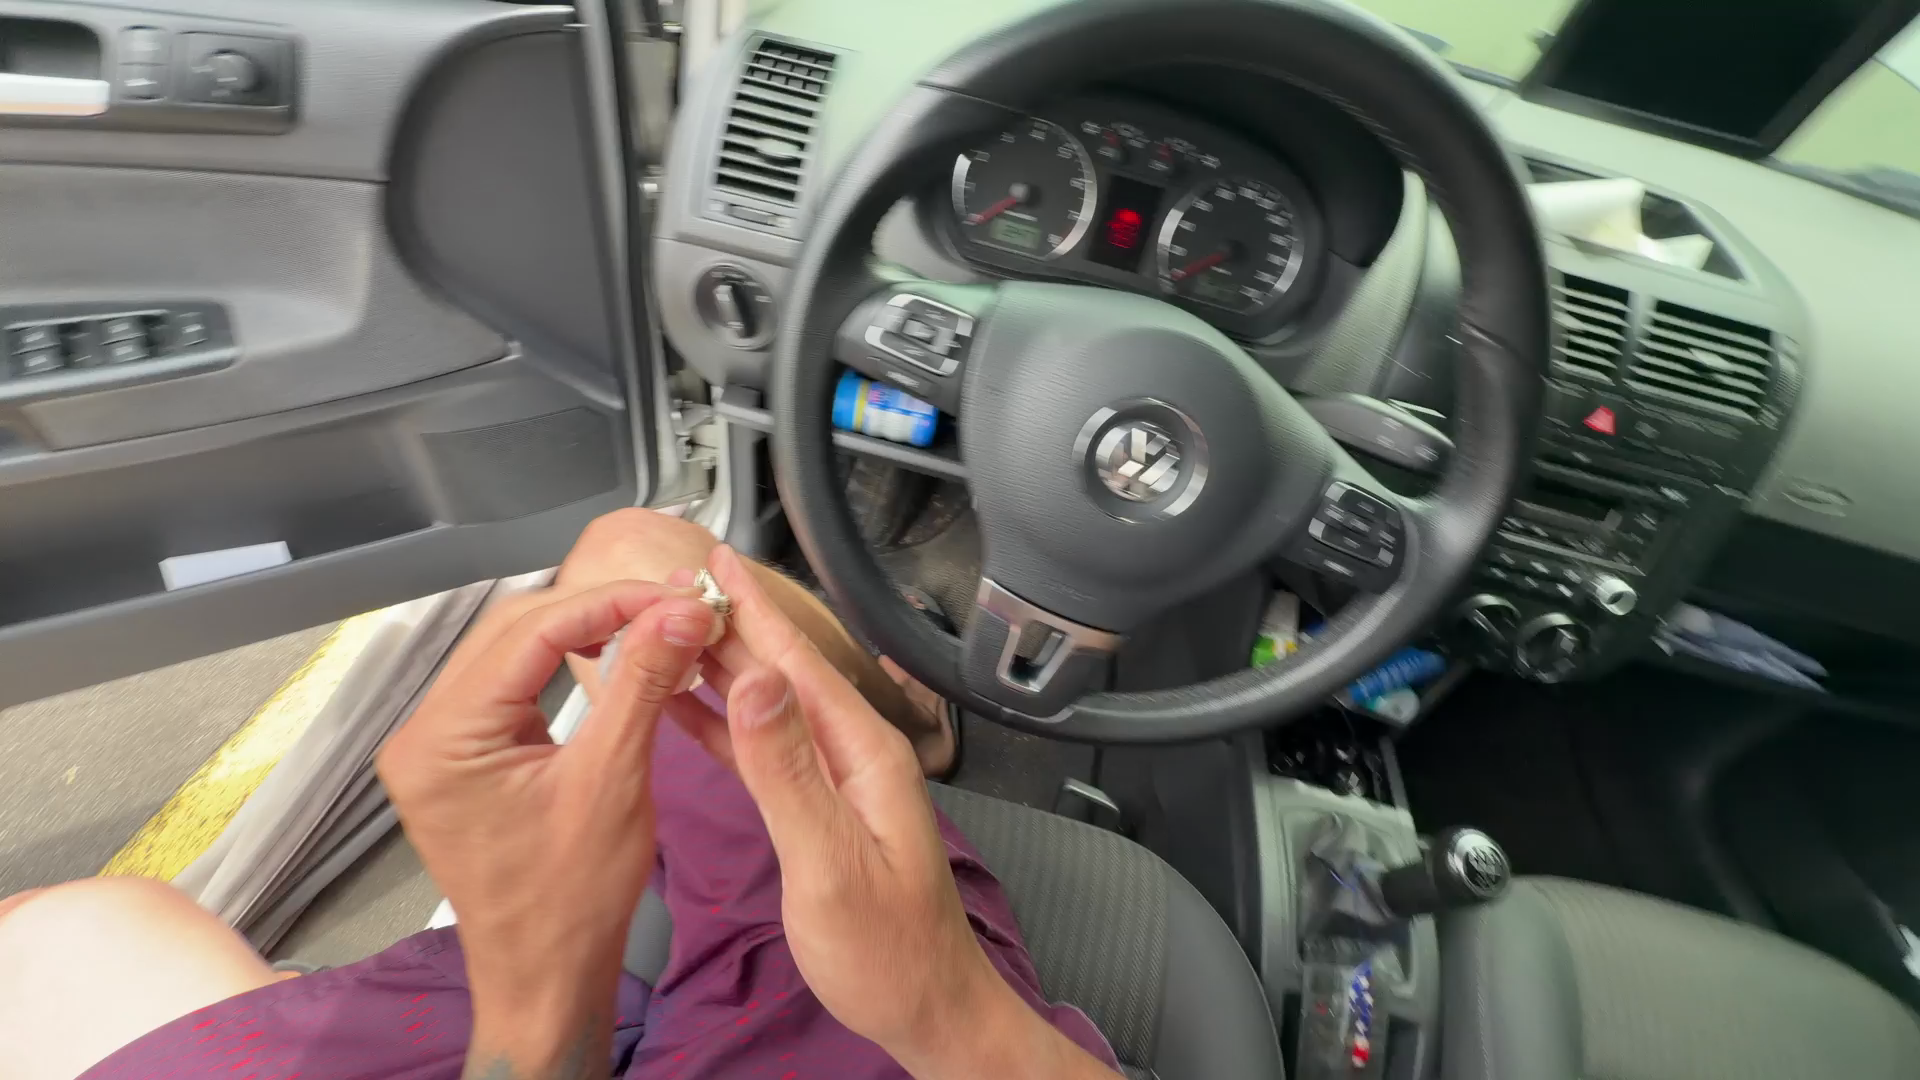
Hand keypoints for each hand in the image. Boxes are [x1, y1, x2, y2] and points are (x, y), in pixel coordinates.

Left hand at [378, 581, 714, 1075]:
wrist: (547, 974)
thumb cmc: (576, 890)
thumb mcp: (615, 779)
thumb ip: (643, 683)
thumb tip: (685, 609)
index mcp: (444, 737)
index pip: (533, 630)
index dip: (614, 602)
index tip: (683, 596)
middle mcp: (426, 728)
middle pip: (518, 629)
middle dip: (603, 608)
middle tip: (676, 606)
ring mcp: (443, 740)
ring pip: (518, 647)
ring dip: (590, 627)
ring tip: (655, 621)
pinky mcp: (470, 751)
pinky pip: (520, 679)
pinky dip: (573, 656)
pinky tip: (615, 652)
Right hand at [680, 548, 1116, 1079]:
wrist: (921, 1000)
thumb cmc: (886, 947)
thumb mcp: (831, 859)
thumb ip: (790, 771)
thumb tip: (757, 684)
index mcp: (864, 749)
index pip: (801, 663)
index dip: (756, 611)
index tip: (720, 564)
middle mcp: (851, 749)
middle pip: (782, 674)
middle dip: (733, 626)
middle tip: (680, 587)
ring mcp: (834, 774)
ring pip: (767, 706)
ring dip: (723, 667)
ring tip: (674, 633)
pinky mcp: (815, 802)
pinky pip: (761, 749)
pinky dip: (722, 724)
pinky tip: (691, 708)